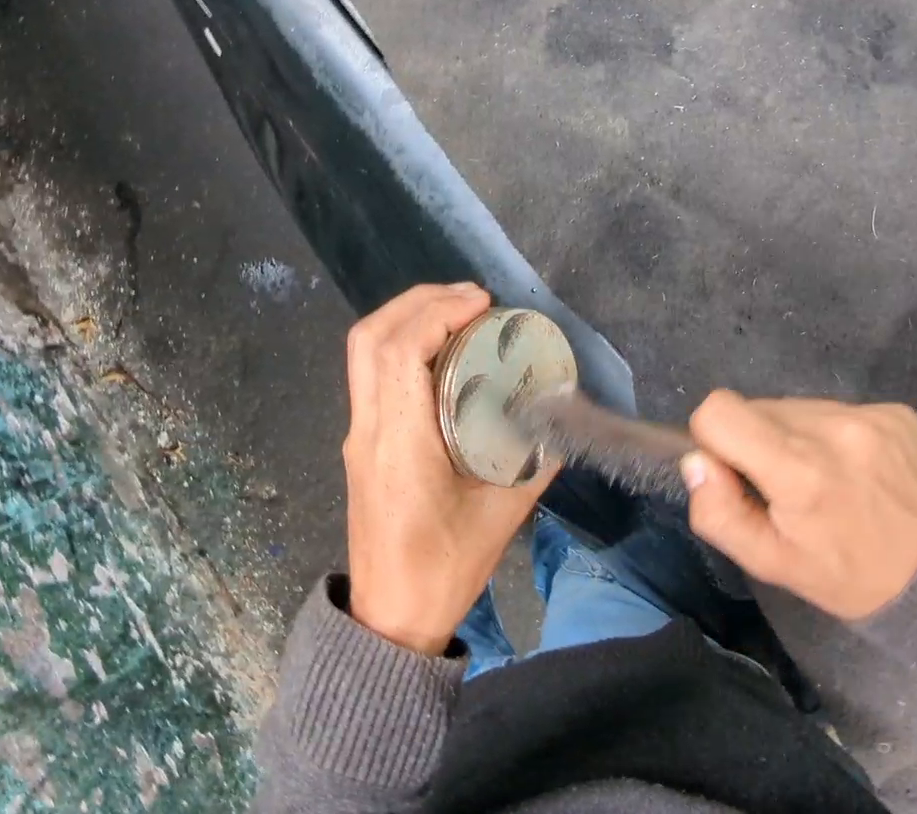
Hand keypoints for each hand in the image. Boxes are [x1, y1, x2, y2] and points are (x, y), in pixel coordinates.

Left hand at [341, 284, 555, 653]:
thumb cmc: (444, 570)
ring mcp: (357, 434)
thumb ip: (534, 460)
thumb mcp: (502, 514)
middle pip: (370, 338)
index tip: (481, 304)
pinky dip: (401, 343)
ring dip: (406, 317)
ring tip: (459, 311)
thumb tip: (558, 414)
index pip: (397, 352)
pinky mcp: (361, 441)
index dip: (436, 313)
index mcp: (398, 443)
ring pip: (364, 352)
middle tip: (472, 297)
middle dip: (418, 301)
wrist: (389, 617)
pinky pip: (371, 373)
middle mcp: (368, 429)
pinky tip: (441, 349)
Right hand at [679, 392, 916, 620]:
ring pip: (791, 405)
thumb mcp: (771, 564)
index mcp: (798, 469)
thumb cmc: (849, 577)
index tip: (733, 472)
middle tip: (783, 486)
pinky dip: (828, 434)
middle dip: (753, 441)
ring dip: (790, 435)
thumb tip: (697, 462)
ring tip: (822, 478)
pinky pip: (831, 407)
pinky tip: (853, 469)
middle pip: (753, 406)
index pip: (718, 410)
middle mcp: (832, 428)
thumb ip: (718, 513)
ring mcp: (868, 414)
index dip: (712, 438)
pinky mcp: (894, 411)